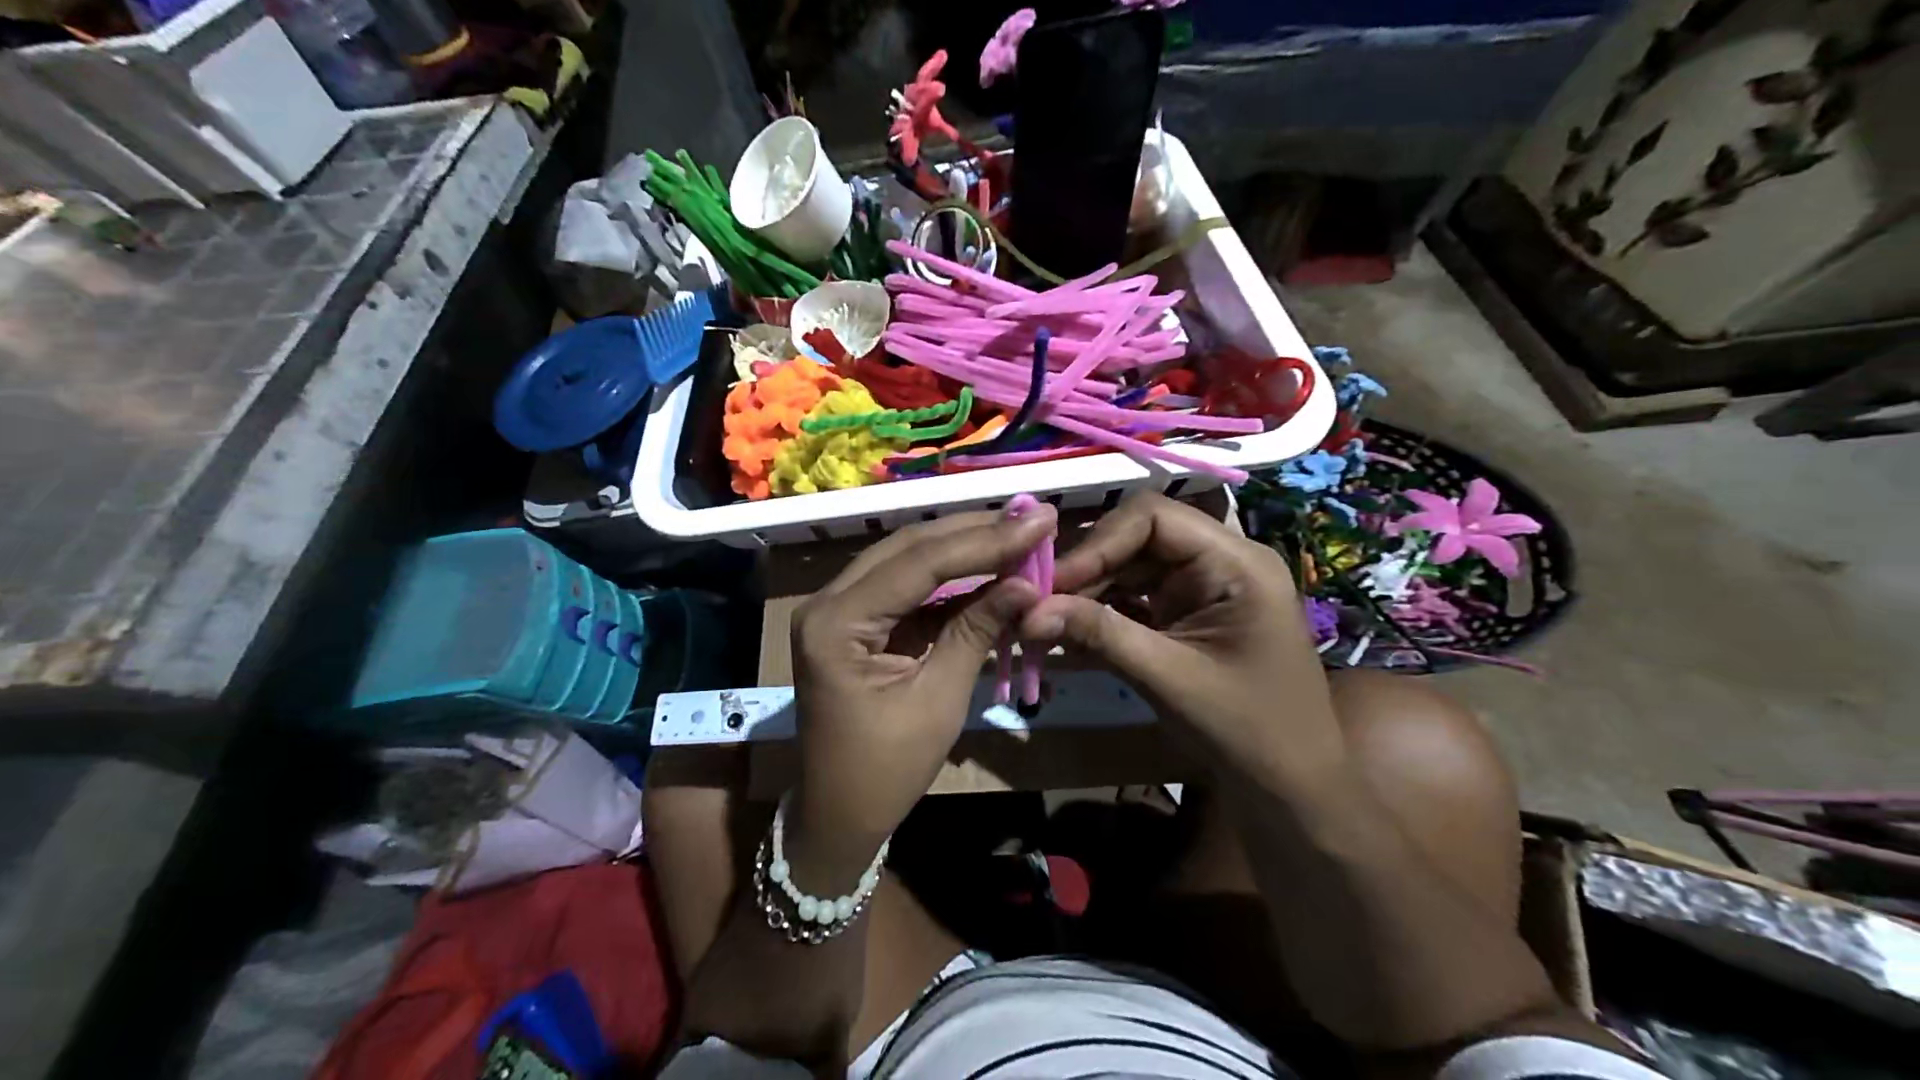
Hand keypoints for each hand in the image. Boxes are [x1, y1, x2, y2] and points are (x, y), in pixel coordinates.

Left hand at [789, 508, 1056, 866]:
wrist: (839, 812)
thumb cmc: (887, 769)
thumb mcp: (939, 699)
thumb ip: (977, 631)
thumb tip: (1027, 583)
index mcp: (837, 623)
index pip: (919, 564)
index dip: (984, 541)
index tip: (1040, 522)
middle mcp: (829, 600)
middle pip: (909, 548)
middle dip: (975, 532)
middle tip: (1034, 518)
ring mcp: (839, 607)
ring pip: (908, 559)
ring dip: (963, 546)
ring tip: (1019, 532)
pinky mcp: (856, 619)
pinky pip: (907, 585)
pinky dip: (950, 576)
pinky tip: (989, 564)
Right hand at [1019, 493, 1343, 787]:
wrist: (1288, 784)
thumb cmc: (1244, 729)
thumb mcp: (1168, 678)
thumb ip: (1100, 635)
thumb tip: (1028, 613)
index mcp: (1235, 563)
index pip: (1154, 517)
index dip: (1098, 542)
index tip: (1053, 583)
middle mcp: (1220, 560)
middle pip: (1137, 537)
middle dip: (1087, 568)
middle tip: (1038, 603)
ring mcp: (1202, 586)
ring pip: (1129, 566)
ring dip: (1087, 590)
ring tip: (1044, 618)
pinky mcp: (1186, 611)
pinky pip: (1134, 594)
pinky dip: (1100, 610)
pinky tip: (1068, 628)